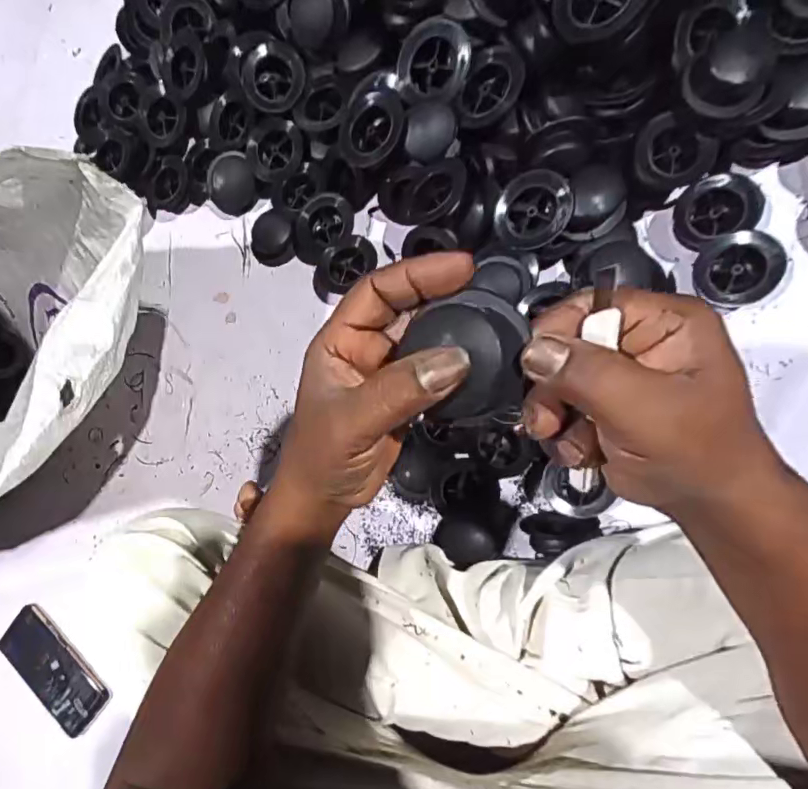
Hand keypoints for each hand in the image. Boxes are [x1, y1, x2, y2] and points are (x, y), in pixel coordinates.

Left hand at [262, 252, 477, 538]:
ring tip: (487, 320)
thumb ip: (400, 390)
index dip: (416, 274)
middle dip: (442, 294)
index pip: (377, 291)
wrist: (324, 500)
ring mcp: (387, 375)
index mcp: (340, 342)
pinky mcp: (406, 399)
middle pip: (406, 308)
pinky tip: (478, 363)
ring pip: (425, 340)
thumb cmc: (320, 459)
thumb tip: (454, 360)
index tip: (457, 268)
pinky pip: (436, 373)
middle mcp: (364, 352)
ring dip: (454, 331)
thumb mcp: (353, 420)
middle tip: (482, 288)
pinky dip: (457, 368)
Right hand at [519, 288, 789, 512]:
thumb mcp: (642, 406)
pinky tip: (584, 451)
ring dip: (556, 419)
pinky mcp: (605, 412)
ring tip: (576, 440)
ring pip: (558, 385)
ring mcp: (621, 382)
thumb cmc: (706, 455)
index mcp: (667, 324)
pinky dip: (564, 438)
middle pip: (567, 348)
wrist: (709, 502)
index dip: (559, 333)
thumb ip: (586, 373)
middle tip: (554, 415)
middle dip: (553, 388)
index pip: (595, 303)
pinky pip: (563, 414)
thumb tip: (540, 350)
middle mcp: (641, 347)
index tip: (540, 364)